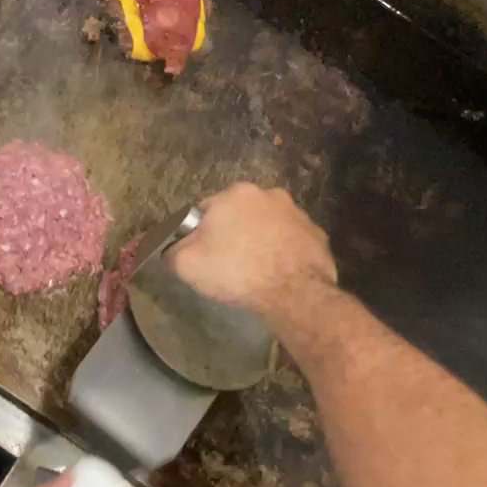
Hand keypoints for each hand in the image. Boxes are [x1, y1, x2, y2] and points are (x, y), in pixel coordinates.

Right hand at [169, 182, 336, 317]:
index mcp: (234, 194)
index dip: (197, 234)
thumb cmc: (235, 271)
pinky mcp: (316, 233)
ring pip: (264, 226)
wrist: (293, 292)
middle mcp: (267, 194)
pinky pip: (288, 241)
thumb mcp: (186, 264)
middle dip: (229, 234)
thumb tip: (170, 249)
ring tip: (252, 270)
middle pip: (236, 215)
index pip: (204, 211)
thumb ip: (171, 250)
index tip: (200, 255)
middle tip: (225, 263)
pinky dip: (280, 252)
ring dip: (256, 241)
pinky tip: (274, 273)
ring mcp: (296, 212)